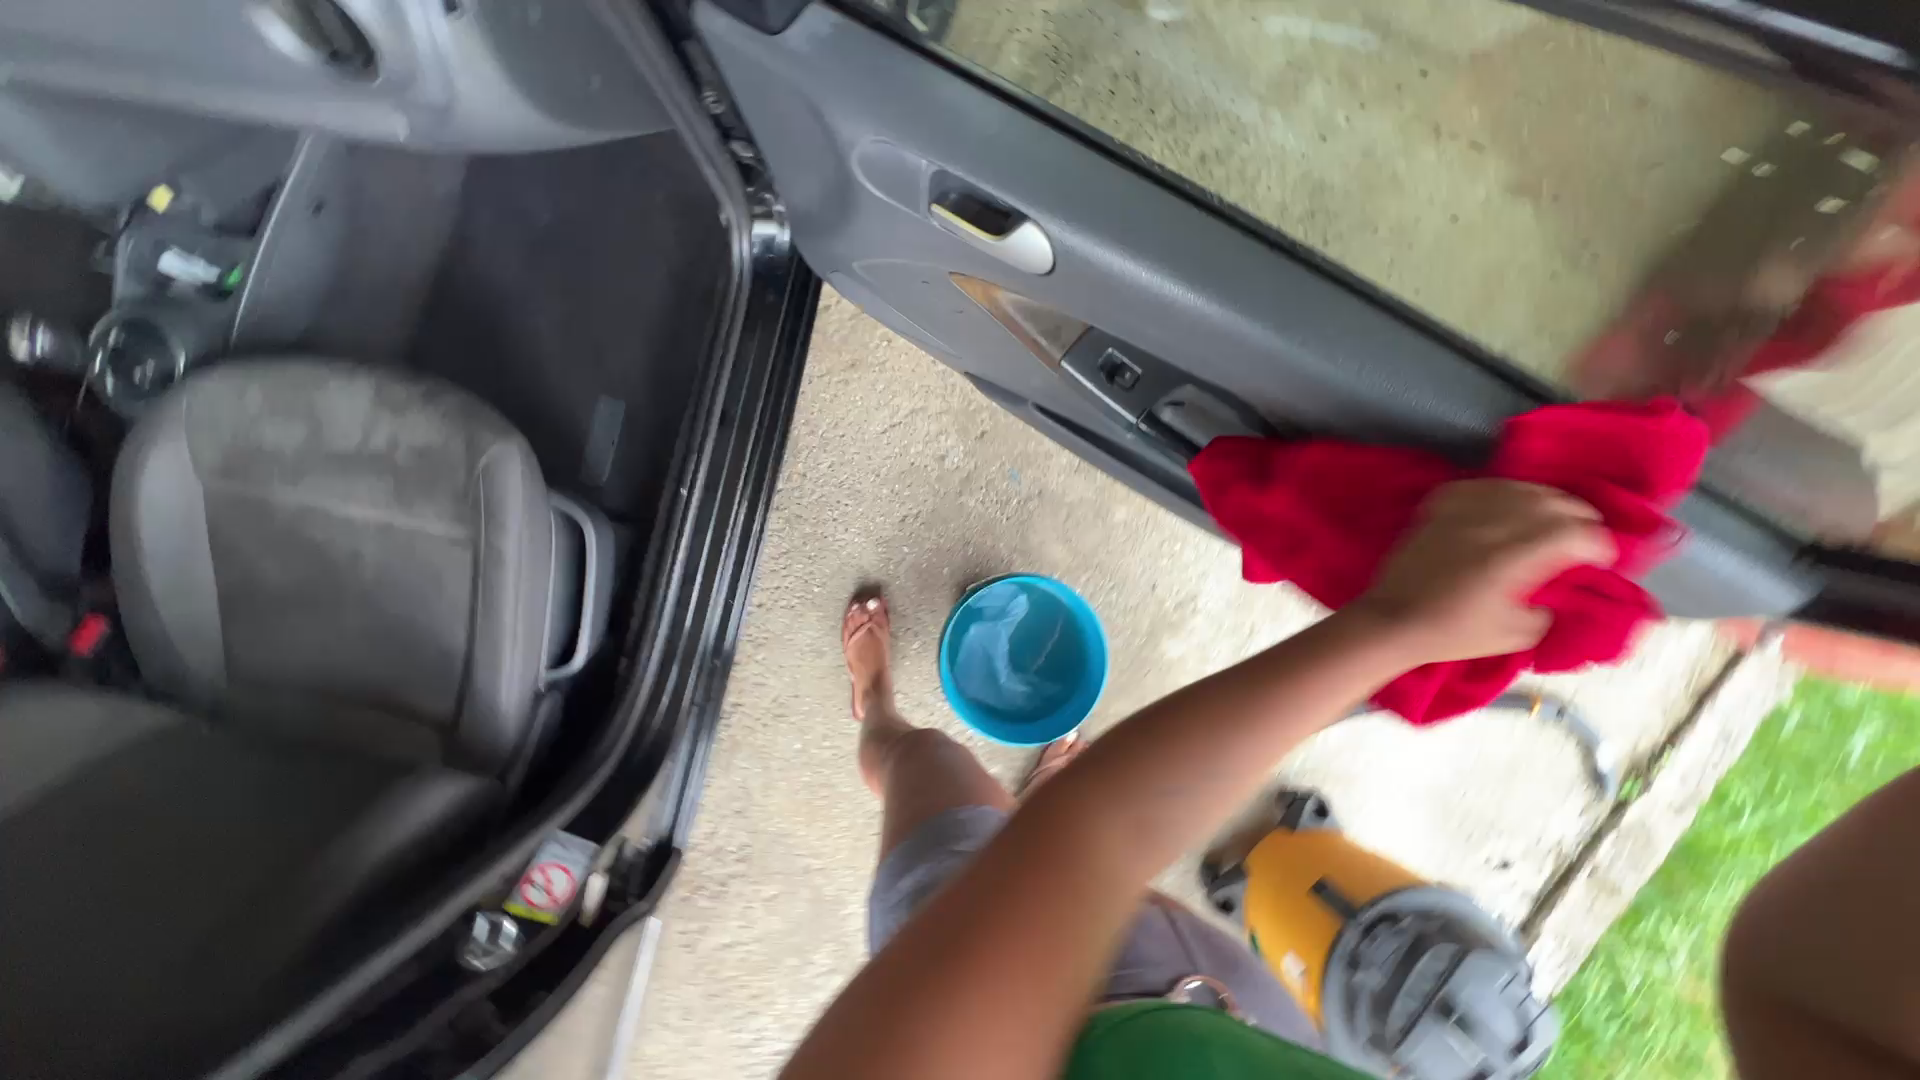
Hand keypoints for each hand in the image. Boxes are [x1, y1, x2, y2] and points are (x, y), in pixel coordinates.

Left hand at [1350, 479, 1616, 665]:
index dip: (1598, 544)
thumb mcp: (1517, 633)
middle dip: (1577, 517)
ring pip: (1514, 489)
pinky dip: (1499, 490)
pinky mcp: (1434, 513)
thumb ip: (1550, 608)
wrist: (1391, 621)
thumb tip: (1569, 591)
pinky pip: (1475, 487)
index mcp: (1510, 559)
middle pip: (1548, 503)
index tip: (1603, 559)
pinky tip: (1507, 501)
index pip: (1572, 533)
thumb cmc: (1452, 633)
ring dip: (1543, 499)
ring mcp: (1457, 516)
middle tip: (1584, 535)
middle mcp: (1486, 528)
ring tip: (1553, 515)